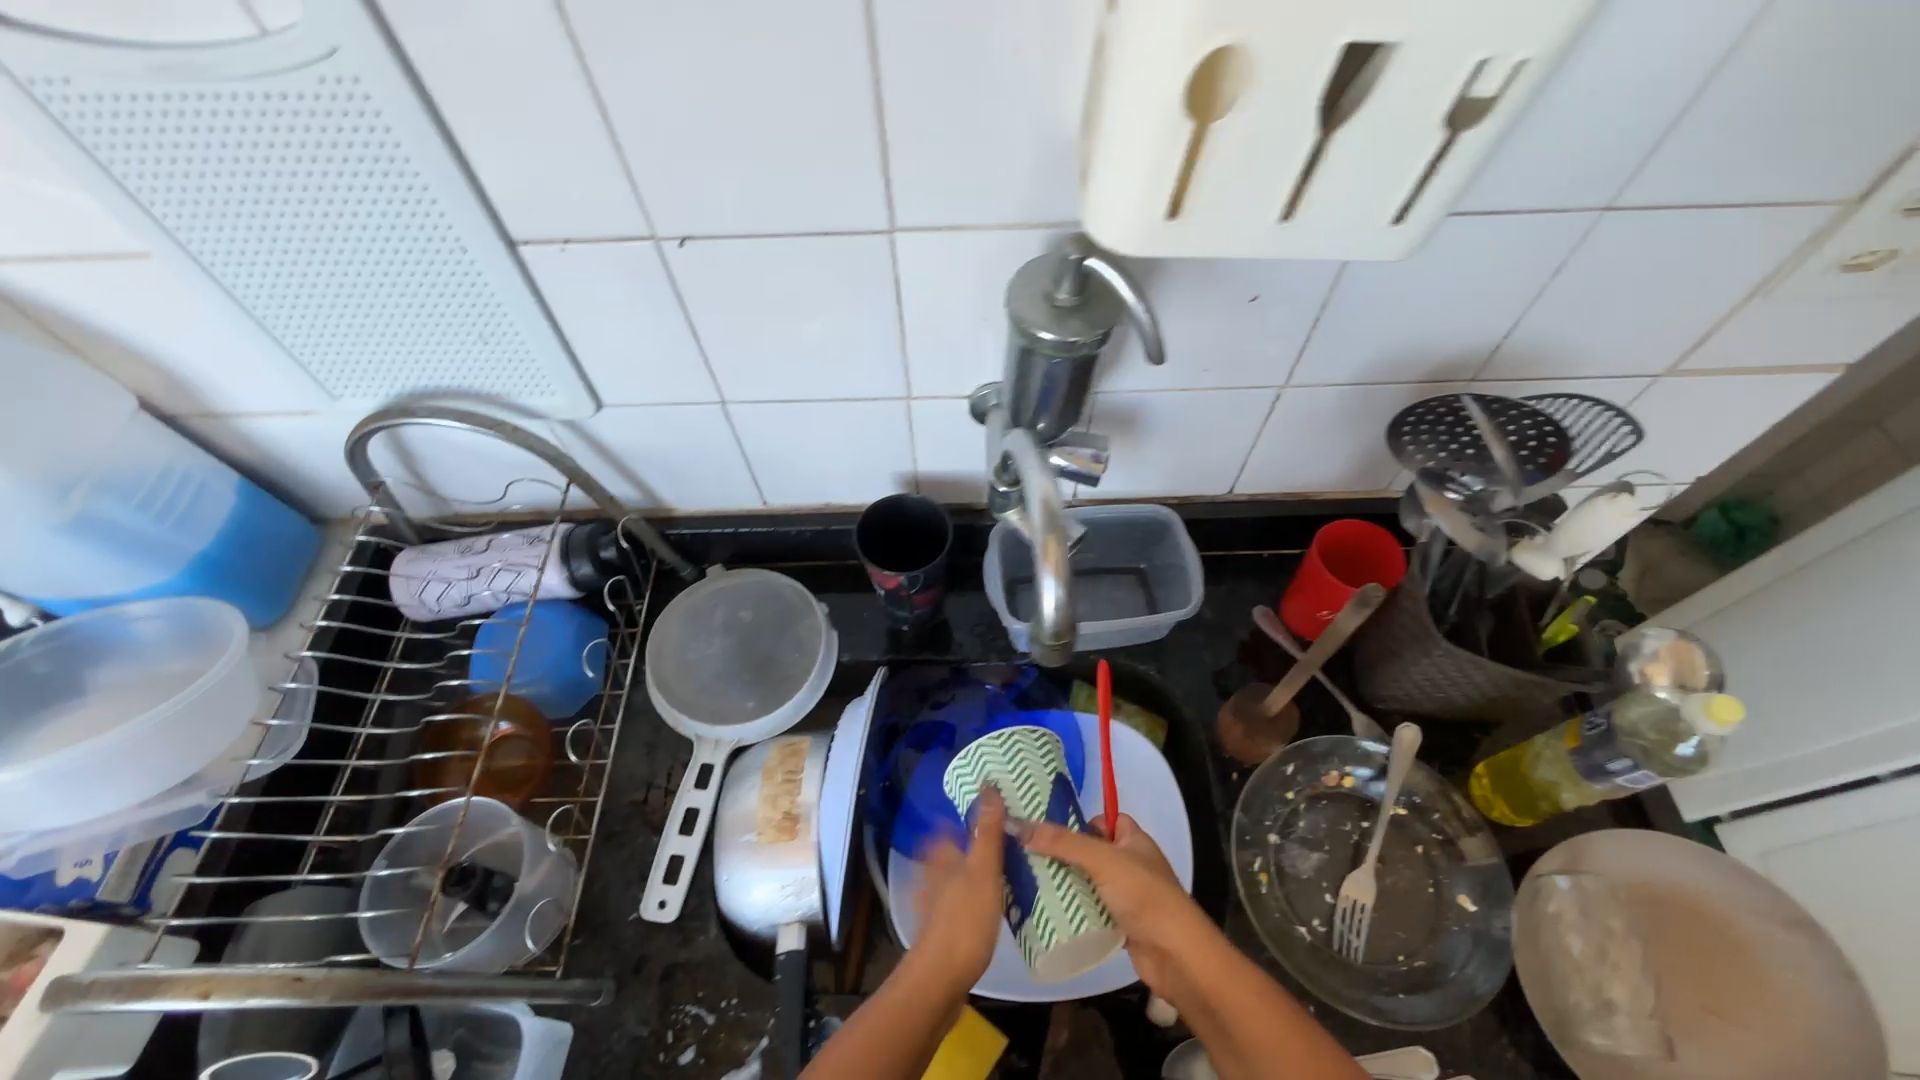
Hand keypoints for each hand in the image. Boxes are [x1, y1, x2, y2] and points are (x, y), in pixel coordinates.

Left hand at [912, 786, 1007, 990]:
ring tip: (1016, 868)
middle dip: (982, 842)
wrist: (940, 981)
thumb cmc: (963, 922)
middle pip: (959, 847)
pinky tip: (1001, 903)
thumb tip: (988, 785)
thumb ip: (987, 831)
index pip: (955, 822)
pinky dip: (981, 895)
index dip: (976, 813)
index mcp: (940, 854)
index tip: (1003, 809)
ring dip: (983, 869)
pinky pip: (966, 898)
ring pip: (962, 873)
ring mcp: (936, 900)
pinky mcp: (944, 925)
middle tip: (1016, 839)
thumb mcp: (982, 871)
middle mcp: (933, 872)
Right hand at [1019, 813, 1209, 995]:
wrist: (1174, 954)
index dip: (1083, 820)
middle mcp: (1132, 864)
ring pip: (1089, 883)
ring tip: (1030, 881)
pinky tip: (1047, 910)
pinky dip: (1074, 910)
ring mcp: (1127, 896)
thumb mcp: (1102, 860)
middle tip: (1030, 856)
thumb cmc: (1144, 895)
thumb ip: (1063, 843)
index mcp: (1135, 841)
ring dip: (1067, 884)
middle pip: (1093, 852)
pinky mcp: (1120, 924)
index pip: (1108, 820)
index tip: (1051, 828)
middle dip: (1065, 854)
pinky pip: (1091, 910)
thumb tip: (1020, 825)